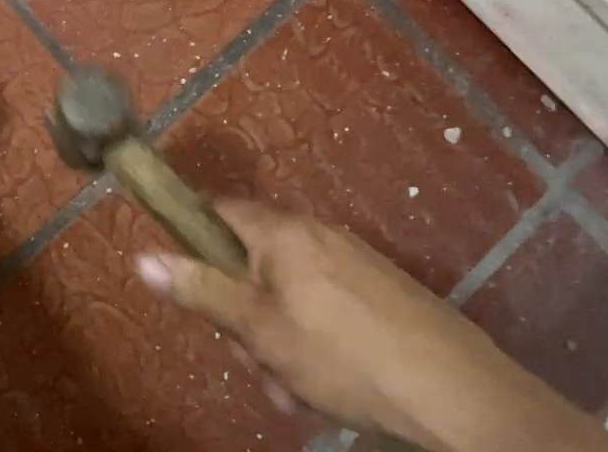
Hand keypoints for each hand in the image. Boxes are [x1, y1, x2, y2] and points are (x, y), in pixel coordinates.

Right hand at [134, 200, 521, 446]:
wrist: (467, 400)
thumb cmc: (345, 356)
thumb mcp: (258, 330)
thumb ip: (200, 290)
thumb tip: (140, 257)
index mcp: (281, 231)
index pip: (215, 207)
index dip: (191, 233)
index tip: (186, 273)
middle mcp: (318, 233)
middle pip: (252, 257)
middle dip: (241, 308)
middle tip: (249, 355)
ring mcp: (358, 262)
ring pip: (290, 288)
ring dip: (277, 332)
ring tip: (293, 385)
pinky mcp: (388, 293)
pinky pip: (328, 302)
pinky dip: (316, 335)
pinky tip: (329, 381)